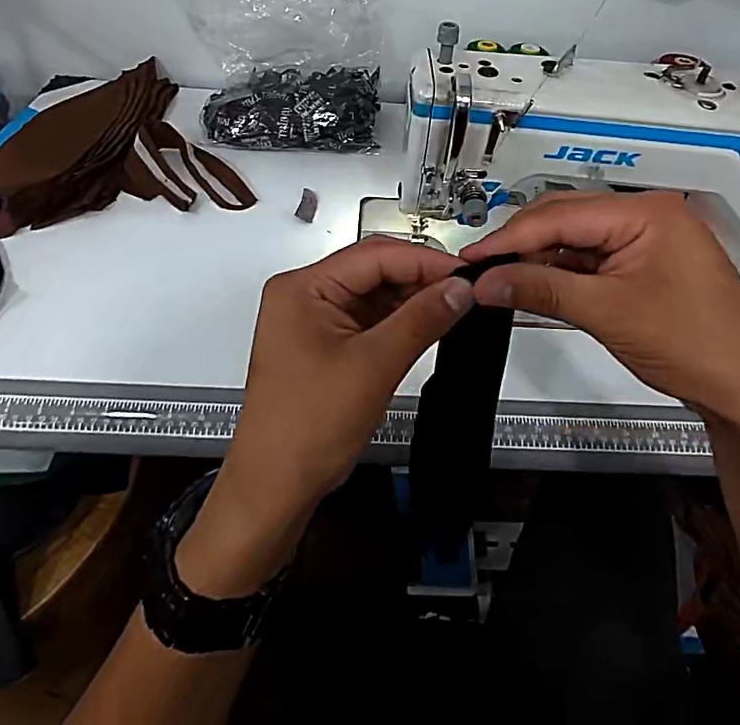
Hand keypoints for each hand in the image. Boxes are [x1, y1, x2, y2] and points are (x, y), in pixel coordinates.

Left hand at [177, 237, 471, 597]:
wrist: (277, 485)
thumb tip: (456, 290)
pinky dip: (401, 319)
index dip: (424, 262)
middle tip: (462, 290)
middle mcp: (303, 296)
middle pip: (374, 268)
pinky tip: (428, 324)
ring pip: (375, 292)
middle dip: (420, 278)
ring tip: (452, 308)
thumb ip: (421, 320)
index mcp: (301, 289)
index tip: (462, 274)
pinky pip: (370, 316)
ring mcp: (314, 319)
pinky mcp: (326, 340)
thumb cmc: (299, 431)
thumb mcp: (373, 366)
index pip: (374, 255)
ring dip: (413, 298)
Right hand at [460, 192, 739, 426]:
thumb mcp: (607, 312)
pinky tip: (537, 286)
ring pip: (575, 239)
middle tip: (484, 269)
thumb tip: (491, 281)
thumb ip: (541, 289)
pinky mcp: (643, 265)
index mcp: (646, 212)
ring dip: (540, 259)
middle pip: (565, 219)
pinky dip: (561, 273)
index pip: (559, 215)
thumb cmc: (701, 346)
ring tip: (504, 282)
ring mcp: (647, 241)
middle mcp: (648, 216)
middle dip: (522, 244)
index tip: (475, 257)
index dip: (510, 237)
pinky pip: (590, 259)